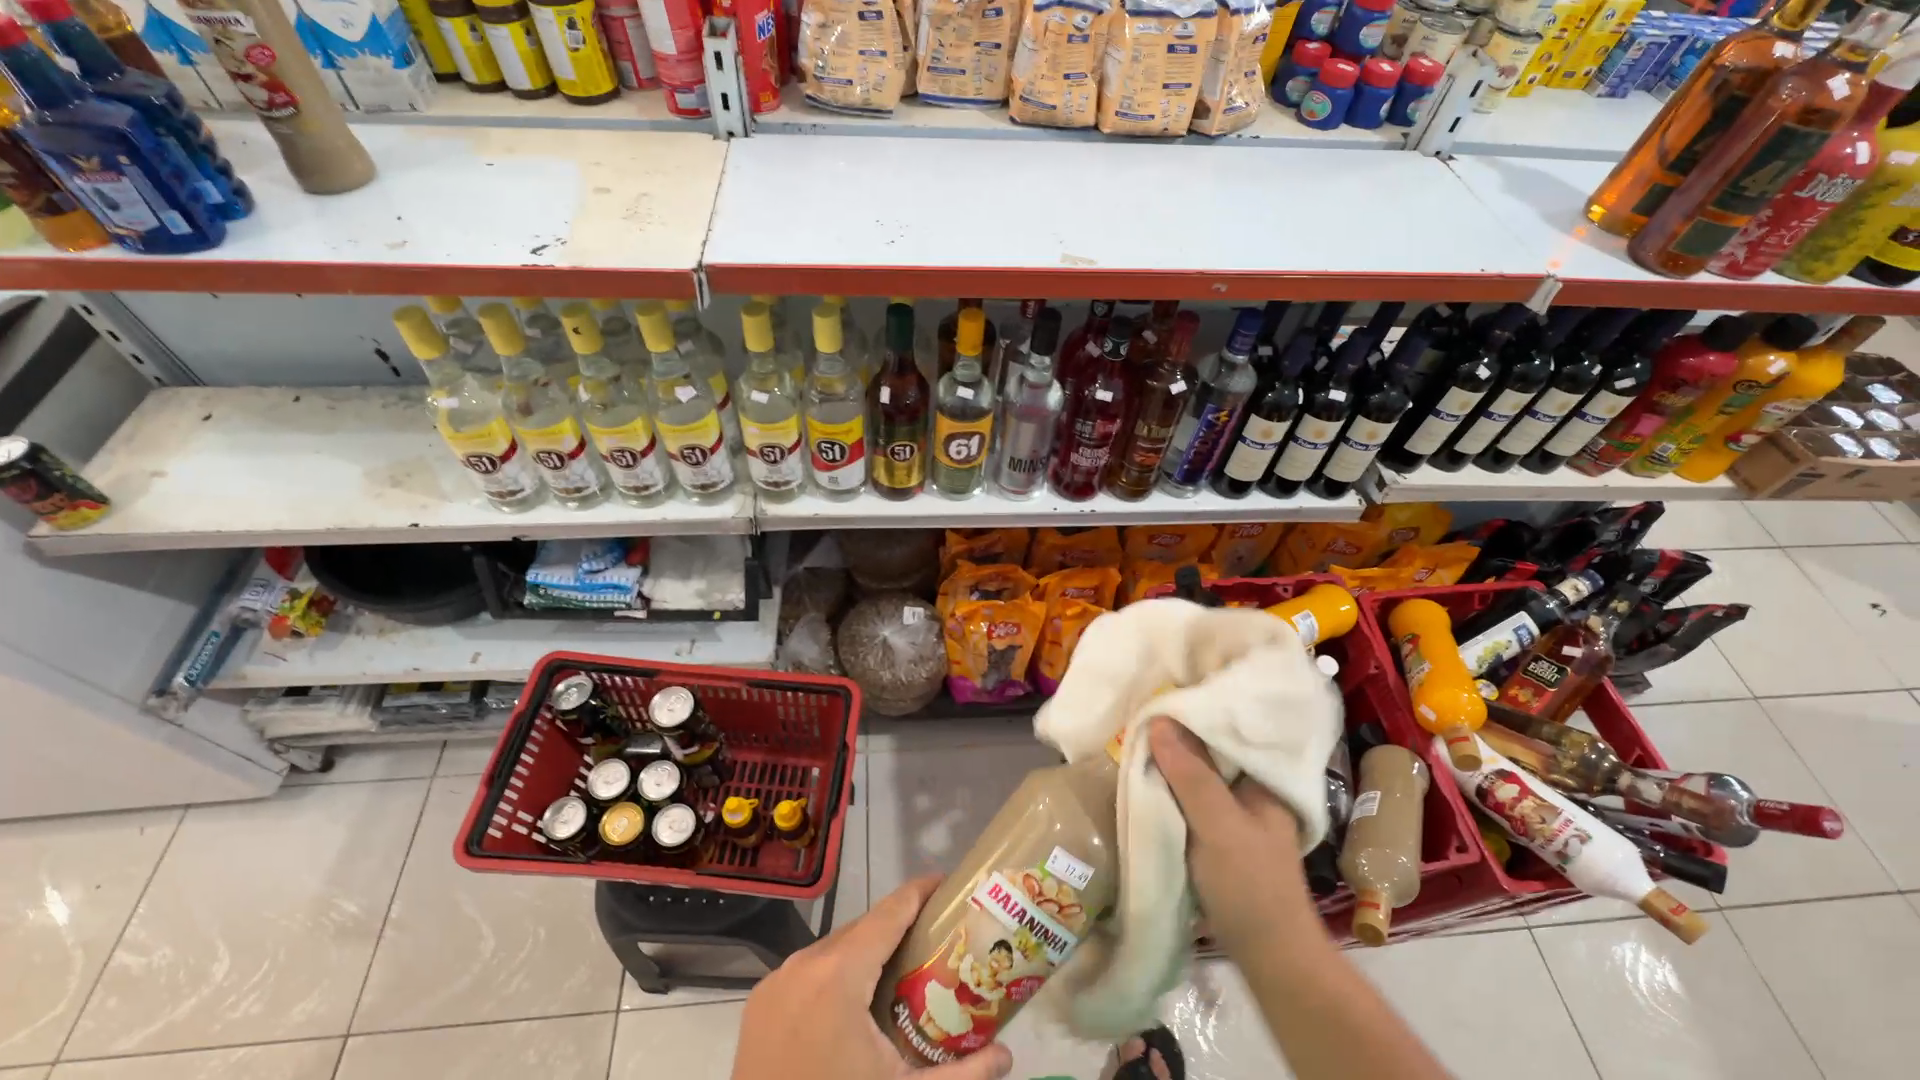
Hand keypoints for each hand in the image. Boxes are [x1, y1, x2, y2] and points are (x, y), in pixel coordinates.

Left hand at [732, 876, 1015, 1079]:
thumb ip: (962, 1074)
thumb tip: (1008, 1057)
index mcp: (839, 975)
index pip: (888, 913)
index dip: (920, 892)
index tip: (950, 883)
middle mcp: (804, 964)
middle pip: (863, 928)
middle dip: (901, 925)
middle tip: (940, 938)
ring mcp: (776, 982)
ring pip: (834, 948)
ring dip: (869, 950)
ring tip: (905, 968)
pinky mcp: (760, 1003)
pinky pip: (809, 970)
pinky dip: (838, 971)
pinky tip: (859, 1000)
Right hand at [1149, 716, 1320, 956]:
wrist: (1269, 957)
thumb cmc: (1251, 885)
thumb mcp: (1218, 825)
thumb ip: (1191, 775)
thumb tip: (1158, 720)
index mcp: (1265, 781)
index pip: (1231, 730)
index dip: (1195, 713)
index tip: (1159, 697)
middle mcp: (1254, 793)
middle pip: (1211, 754)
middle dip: (1178, 740)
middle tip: (1136, 719)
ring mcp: (1237, 819)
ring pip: (1199, 780)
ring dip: (1172, 768)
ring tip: (1135, 746)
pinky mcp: (1221, 841)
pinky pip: (1192, 805)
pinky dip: (1172, 795)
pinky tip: (1149, 788)